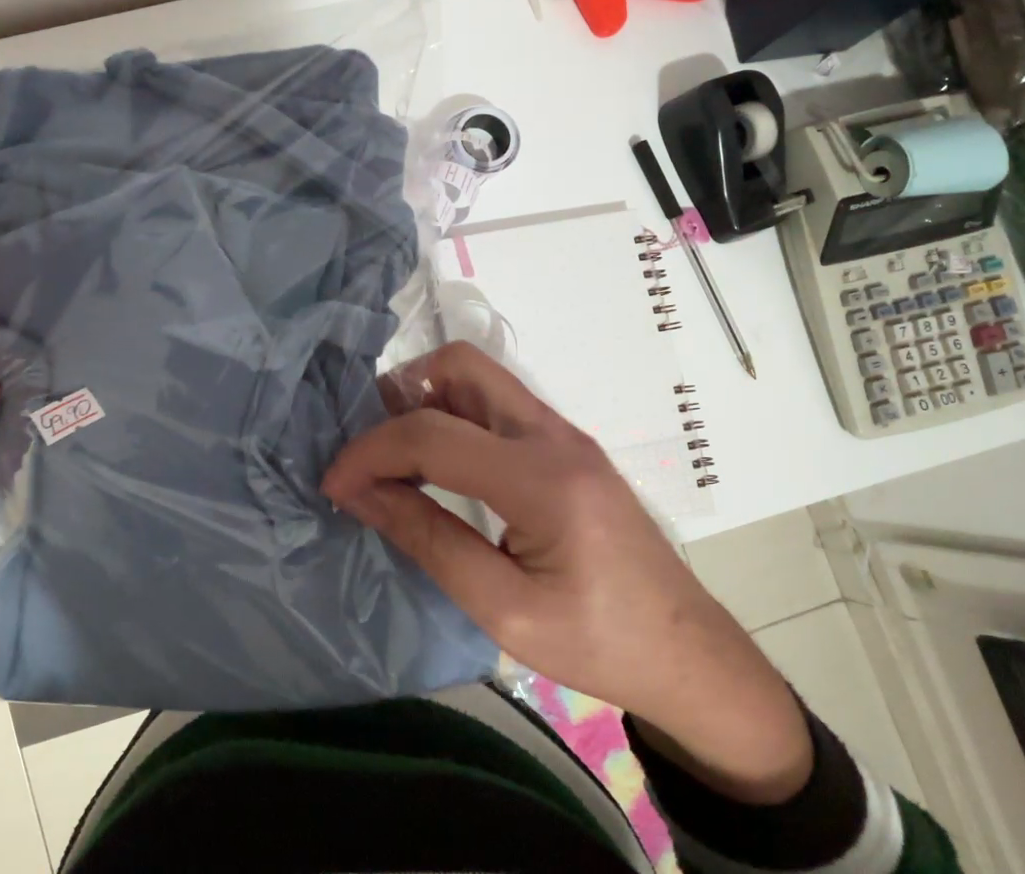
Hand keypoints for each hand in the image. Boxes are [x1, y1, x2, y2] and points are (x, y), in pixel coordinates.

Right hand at [321, 343, 811, 803]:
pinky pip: (497, 407)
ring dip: (425, 401)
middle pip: (460, 366)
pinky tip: (437, 469)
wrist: (690, 658)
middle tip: (368, 454)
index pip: (431, 433)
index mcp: (542, 478)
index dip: (368, 453)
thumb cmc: (599, 645)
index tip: (333, 486)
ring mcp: (567, 437)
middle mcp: (555, 437)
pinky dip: (452, 418)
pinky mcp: (569, 451)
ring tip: (394, 460)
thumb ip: (429, 540)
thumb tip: (360, 492)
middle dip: (397, 396)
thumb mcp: (503, 609)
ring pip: (479, 379)